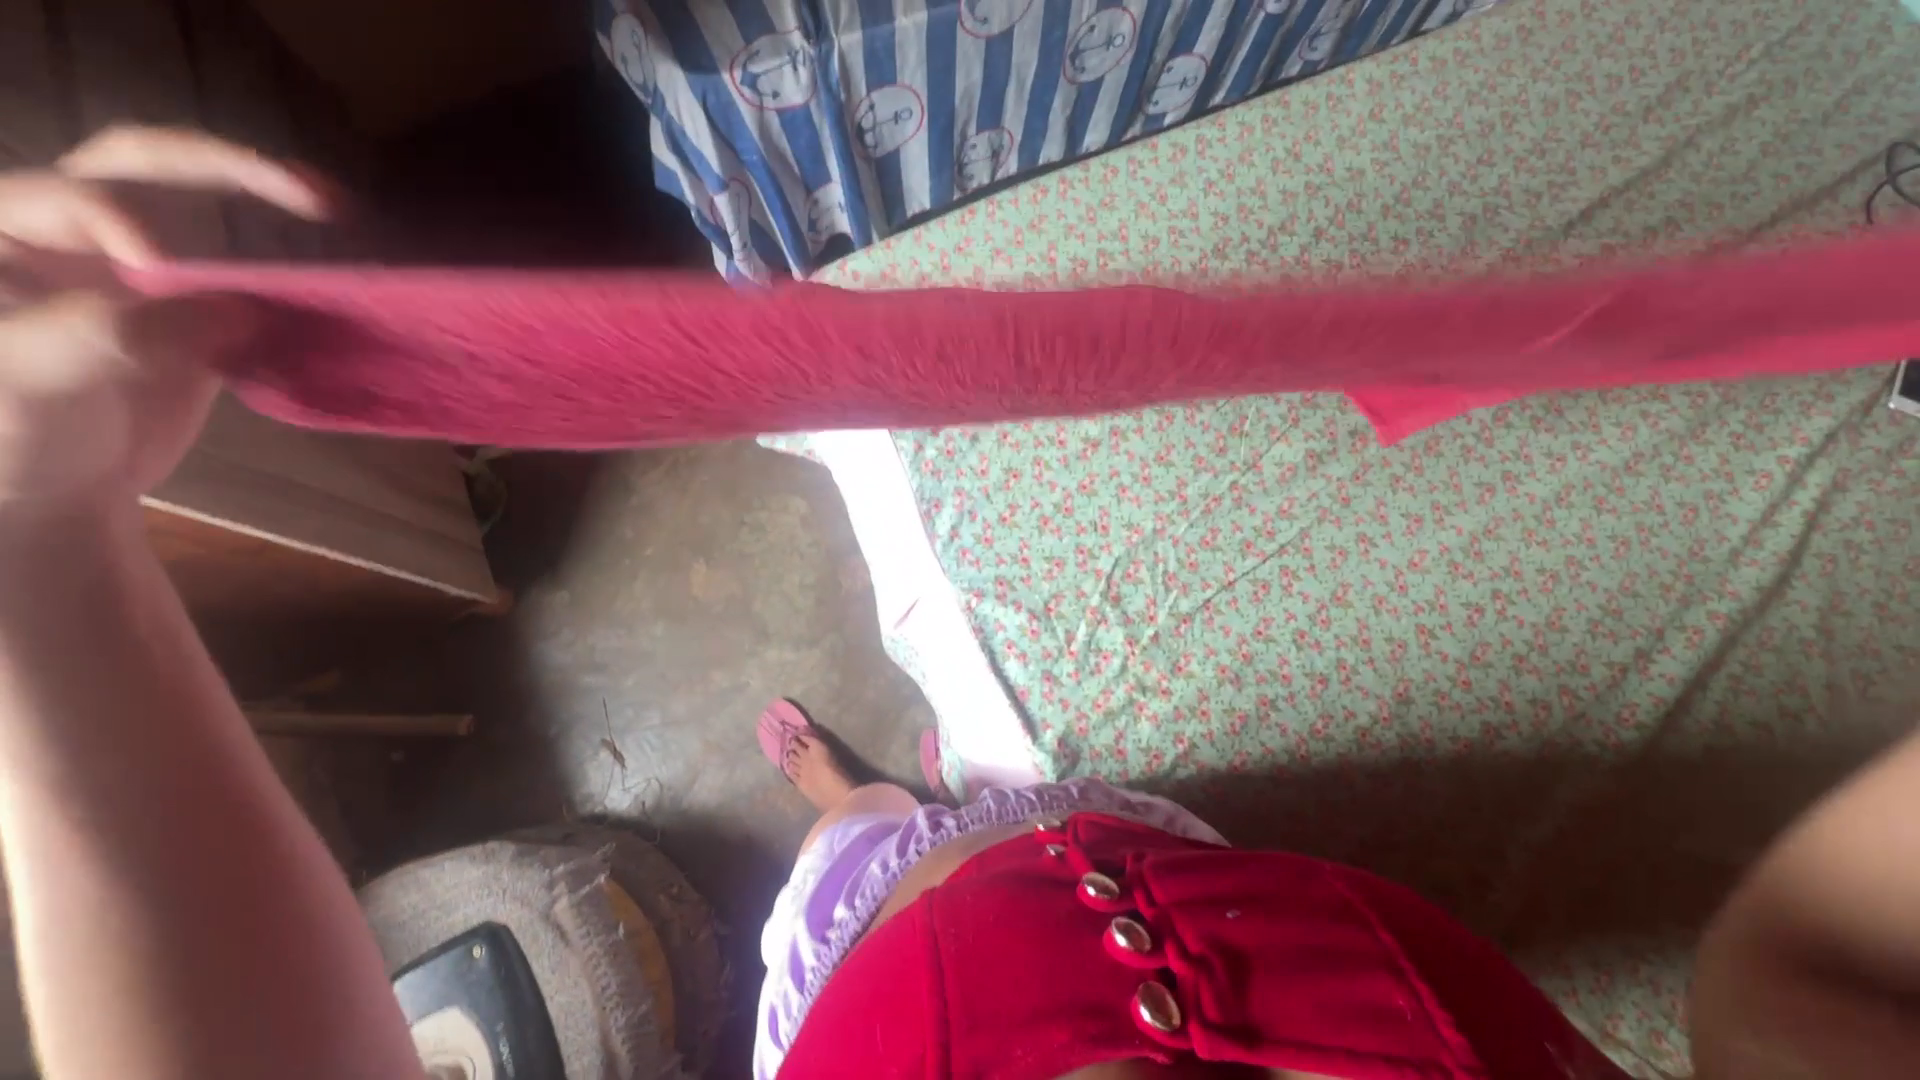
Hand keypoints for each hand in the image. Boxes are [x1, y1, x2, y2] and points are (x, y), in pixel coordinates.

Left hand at [0, 126, 326, 515]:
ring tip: (341, 218)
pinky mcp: (201, 313)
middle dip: (232, 171)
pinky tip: (338, 277)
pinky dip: (298, 273)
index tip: (177, 273)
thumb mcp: (39, 378)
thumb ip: (116, 331)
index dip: (138, 225)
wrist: (55, 487)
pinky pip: (253, 278)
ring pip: (212, 217)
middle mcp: (75, 233)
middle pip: (152, 170)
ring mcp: (146, 273)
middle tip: (314, 196)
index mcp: (8, 230)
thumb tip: (239, 308)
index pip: (84, 199)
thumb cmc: (16, 431)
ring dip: (278, 214)